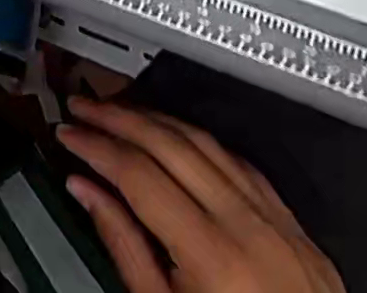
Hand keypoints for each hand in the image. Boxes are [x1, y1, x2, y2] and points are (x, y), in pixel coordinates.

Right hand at [57, 96, 342, 292]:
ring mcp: (282, 226)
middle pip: (169, 144)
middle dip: (116, 117)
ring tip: (116, 112)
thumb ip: (122, 246)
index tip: (67, 133)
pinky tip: (172, 136)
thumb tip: (83, 188)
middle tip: (81, 107)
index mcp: (214, 258)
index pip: (138, 174)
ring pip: (205, 142)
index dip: (95, 146)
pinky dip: (197, 142)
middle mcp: (251, 230)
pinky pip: (239, 164)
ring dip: (153, 118)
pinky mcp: (299, 230)